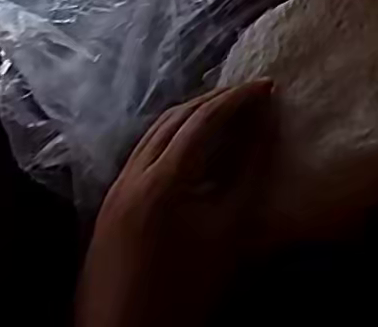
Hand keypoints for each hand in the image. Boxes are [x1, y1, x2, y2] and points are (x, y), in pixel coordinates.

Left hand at [75, 80, 274, 326]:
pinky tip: (194, 141)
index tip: (268, 85)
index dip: (239, 97)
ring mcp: (116, 188)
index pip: (204, 118)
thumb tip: (267, 122)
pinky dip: (173, 134)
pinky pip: (144, 149)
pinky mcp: (109, 204)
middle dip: (216, 98)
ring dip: (193, 113)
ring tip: (227, 109)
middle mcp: (132, 175)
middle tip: (250, 93)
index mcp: (162, 181)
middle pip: (177, 117)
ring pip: (156, 130)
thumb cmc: (187, 292)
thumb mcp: (230, 230)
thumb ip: (250, 170)